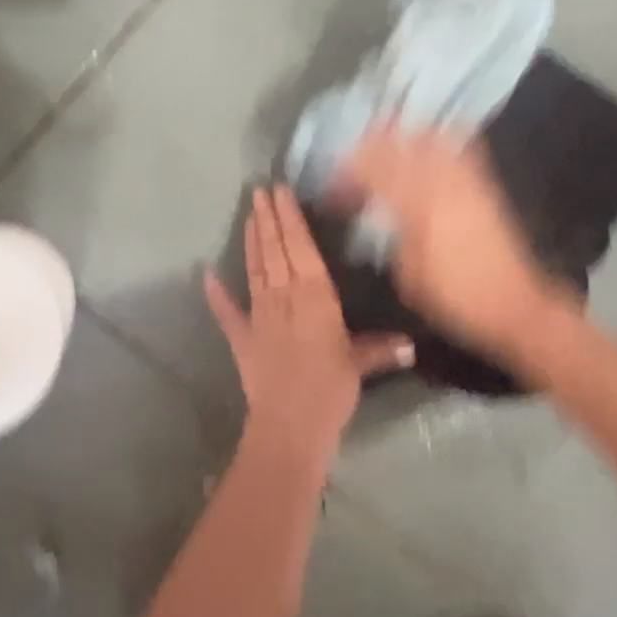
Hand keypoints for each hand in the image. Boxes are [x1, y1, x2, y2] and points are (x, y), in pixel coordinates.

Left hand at [205, 186, 414, 466]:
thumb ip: (379, 349)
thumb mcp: (359, 364)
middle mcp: (285, 297)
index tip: (280, 192)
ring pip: (255, 270)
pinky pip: (228, 312)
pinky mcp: (242, 338)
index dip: (290, 218)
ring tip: (249, 214)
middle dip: (268, 219)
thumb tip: (410, 345)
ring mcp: (260, 316)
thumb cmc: (331, 389)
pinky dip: (217, 293)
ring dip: (251, 242)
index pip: (301, 248)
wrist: (290, 425)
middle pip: (275, 251)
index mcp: (316, 296)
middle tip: (259, 191)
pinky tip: (206, 273)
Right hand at [335, 129, 566, 354]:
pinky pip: (459, 149)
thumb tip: (375, 217)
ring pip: (428, 138)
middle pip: (399, 144)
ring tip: (383, 144)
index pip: (373, 170)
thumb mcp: (407, 273)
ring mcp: (466, 179)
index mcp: (416, 203)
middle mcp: (441, 181)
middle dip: (370, 144)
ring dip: (402, 136)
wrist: (514, 304)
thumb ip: (390, 236)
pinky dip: (437, 141)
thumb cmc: (455, 298)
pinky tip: (426, 145)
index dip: (347, 171)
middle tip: (352, 158)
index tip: (333, 184)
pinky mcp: (484, 185)